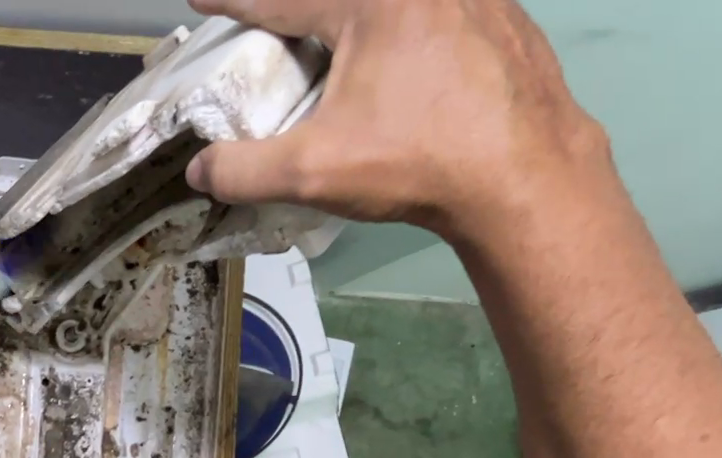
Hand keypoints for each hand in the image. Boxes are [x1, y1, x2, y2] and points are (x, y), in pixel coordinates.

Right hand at [184, 0, 615, 244]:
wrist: (523, 176)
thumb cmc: (412, 162)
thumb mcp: (309, 173)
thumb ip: (241, 171)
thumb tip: (198, 170)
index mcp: (374, 5)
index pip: (284, 0)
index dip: (237, 0)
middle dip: (303, 11)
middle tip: (276, 28)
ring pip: (395, 6)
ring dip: (358, 20)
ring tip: (337, 53)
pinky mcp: (505, 20)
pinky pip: (439, 11)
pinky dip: (407, 30)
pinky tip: (404, 67)